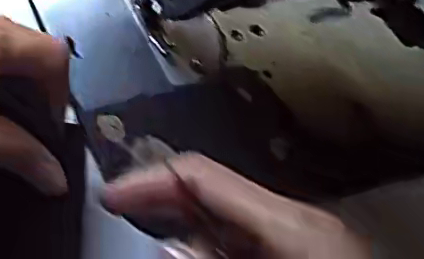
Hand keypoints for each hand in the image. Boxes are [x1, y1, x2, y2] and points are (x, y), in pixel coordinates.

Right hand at [101, 153, 370, 258]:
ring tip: (151, 232)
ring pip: (229, 218)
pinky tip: (199, 251)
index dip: (150, 177)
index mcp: (289, 216)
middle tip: (124, 213)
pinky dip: (218, 244)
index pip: (201, 172)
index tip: (111, 193)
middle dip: (164, 201)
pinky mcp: (313, 249)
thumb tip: (168, 243)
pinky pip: (249, 239)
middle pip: (212, 190)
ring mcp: (308, 233)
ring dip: (187, 227)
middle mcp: (297, 216)